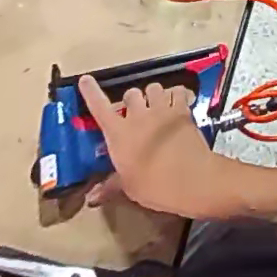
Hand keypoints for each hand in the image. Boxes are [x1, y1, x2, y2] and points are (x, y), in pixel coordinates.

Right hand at [78, 76, 232, 217]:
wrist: (189, 178)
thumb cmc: (153, 185)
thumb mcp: (129, 187)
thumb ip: (111, 185)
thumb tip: (92, 197)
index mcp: (119, 134)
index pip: (99, 108)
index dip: (91, 93)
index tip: (86, 79)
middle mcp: (138, 116)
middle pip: (131, 93)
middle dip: (132, 99)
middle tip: (136, 112)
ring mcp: (161, 110)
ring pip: (154, 87)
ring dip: (154, 94)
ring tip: (158, 105)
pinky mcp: (182, 110)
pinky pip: (178, 91)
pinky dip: (178, 94)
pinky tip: (180, 102)